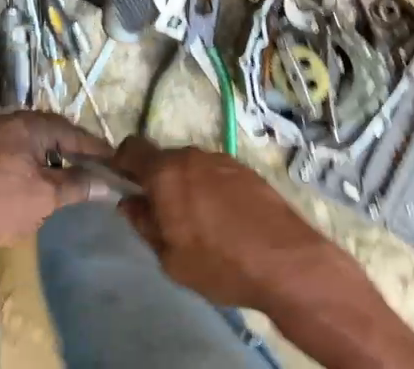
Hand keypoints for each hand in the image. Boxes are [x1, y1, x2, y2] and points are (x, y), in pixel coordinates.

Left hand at [0, 112, 113, 262]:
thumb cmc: (3, 204)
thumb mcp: (47, 195)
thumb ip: (78, 184)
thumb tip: (106, 183)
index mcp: (24, 125)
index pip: (68, 130)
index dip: (93, 146)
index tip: (116, 159)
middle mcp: (8, 123)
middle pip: (50, 129)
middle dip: (75, 146)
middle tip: (99, 163)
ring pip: (34, 139)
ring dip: (56, 152)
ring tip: (78, 170)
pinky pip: (20, 148)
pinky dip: (39, 158)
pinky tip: (48, 174)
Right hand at [113, 136, 350, 310]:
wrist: (290, 265)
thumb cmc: (221, 265)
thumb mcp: (170, 259)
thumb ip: (144, 225)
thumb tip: (130, 204)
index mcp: (164, 173)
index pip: (131, 148)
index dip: (122, 162)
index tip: (125, 184)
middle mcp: (191, 157)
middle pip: (164, 160)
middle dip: (160, 182)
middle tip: (168, 216)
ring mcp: (223, 161)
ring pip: (192, 168)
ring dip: (189, 187)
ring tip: (205, 223)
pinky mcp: (249, 171)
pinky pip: (218, 175)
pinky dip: (215, 191)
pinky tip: (230, 222)